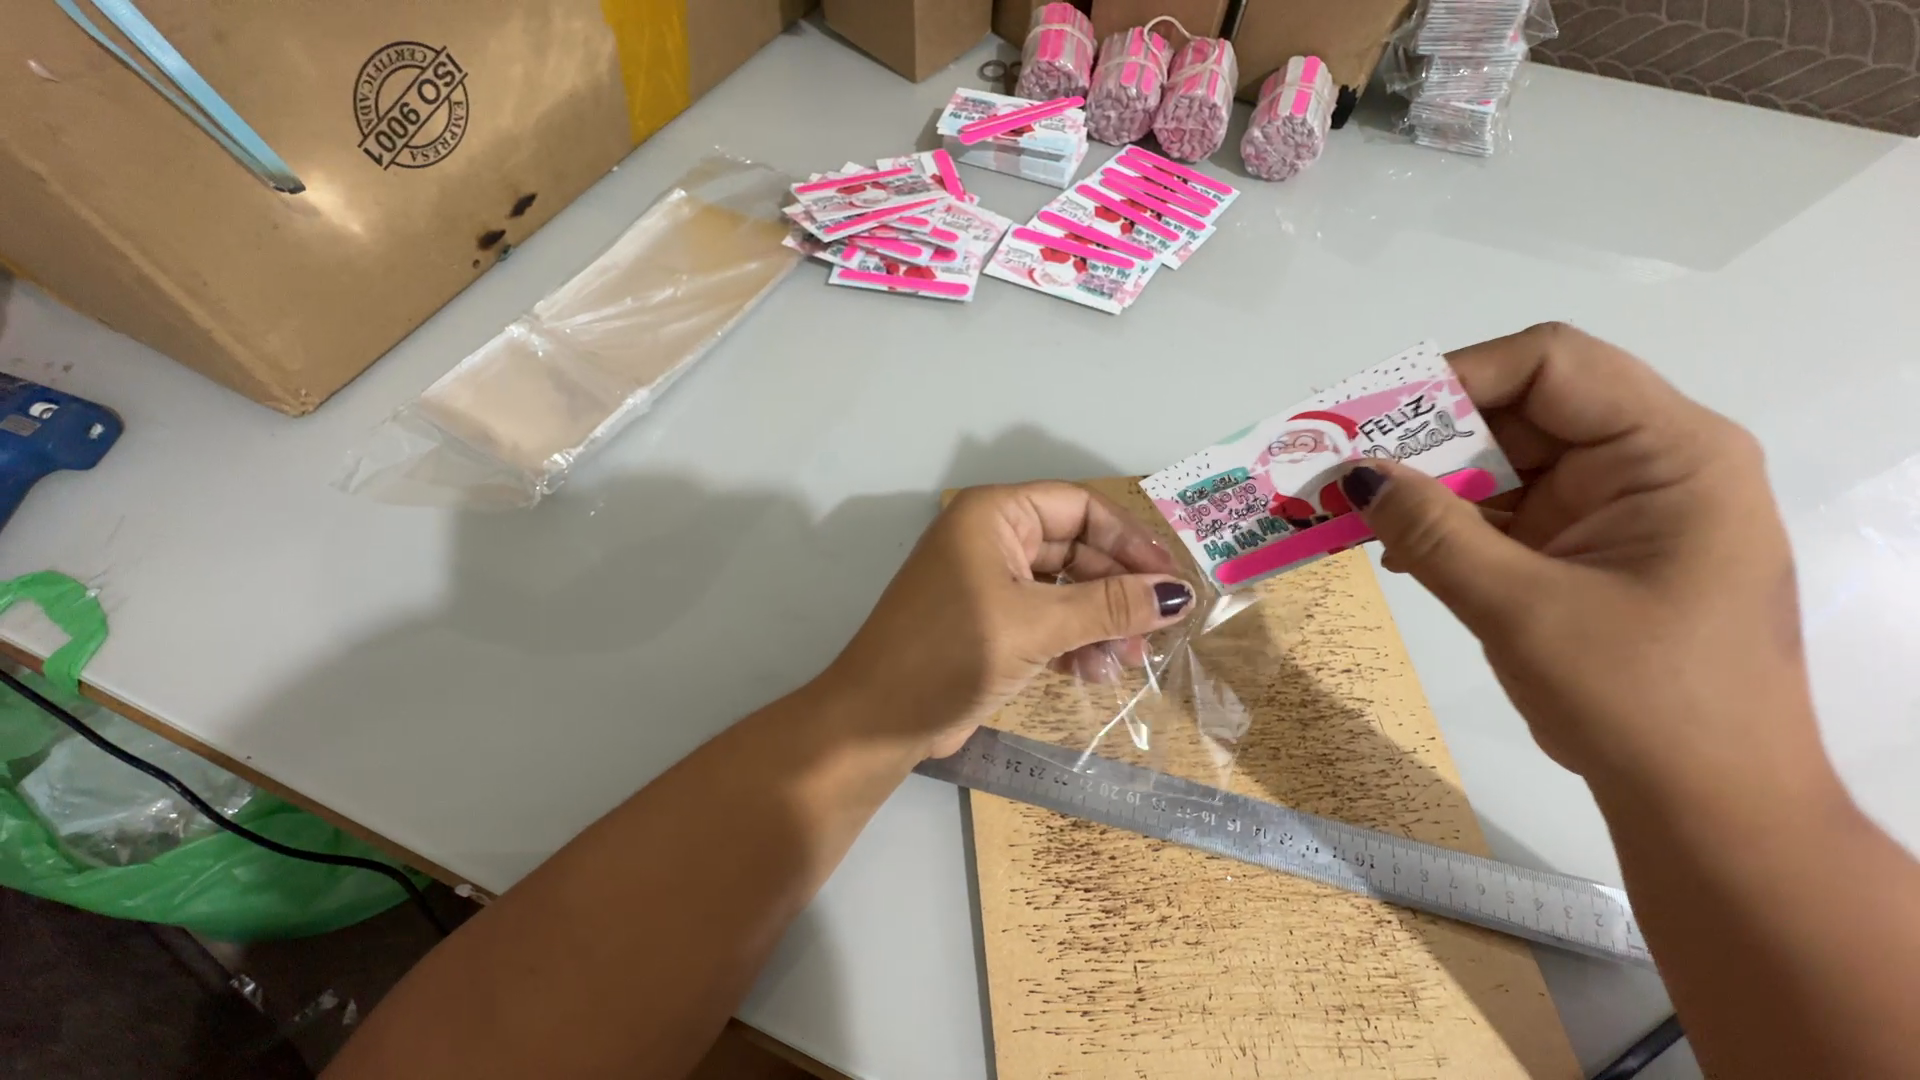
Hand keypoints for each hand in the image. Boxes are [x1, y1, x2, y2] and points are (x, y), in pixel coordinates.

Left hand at [827, 482, 1196, 759]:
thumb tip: (1179, 595)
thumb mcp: (1037, 624)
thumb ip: (1111, 606)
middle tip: (1160, 630)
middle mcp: (992, 540)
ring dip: (1101, 623)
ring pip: (1065, 591)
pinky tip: (1097, 673)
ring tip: (1132, 660)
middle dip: (1118, 590)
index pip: (1079, 508)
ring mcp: (989, 585)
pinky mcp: (991, 627)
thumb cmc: (953, 652)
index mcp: (994, 516)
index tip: (1170, 578)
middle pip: (1076, 551)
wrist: (879, 720)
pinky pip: (1047, 622)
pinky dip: (1075, 643)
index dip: (1128, 539)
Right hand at [1341, 324, 1828, 804]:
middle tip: (1347, 469)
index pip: (1553, 365)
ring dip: (1431, 485)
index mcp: (1670, 453)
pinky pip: (1504, 512)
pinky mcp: (1587, 549)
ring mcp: (1616, 509)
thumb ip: (1433, 531)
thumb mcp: (1520, 607)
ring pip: (1504, 464)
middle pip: (1521, 412)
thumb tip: (1353, 475)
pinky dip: (1449, 524)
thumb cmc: (1638, 699)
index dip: (1457, 378)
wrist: (1706, 804)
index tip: (1374, 421)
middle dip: (1429, 438)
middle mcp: (1648, 464)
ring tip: (1361, 515)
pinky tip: (1402, 552)